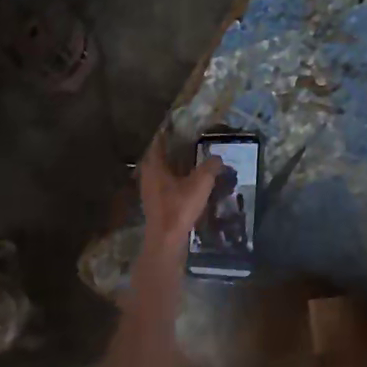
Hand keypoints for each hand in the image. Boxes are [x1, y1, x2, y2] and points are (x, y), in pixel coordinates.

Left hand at [138, 131, 221, 260]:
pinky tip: (188, 185)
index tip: (180, 126)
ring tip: (192, 163)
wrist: (166, 240)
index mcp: (154, 165)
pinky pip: (164, 186)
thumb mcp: (200, 184)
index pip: (159, 141)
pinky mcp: (155, 205)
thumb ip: (211, 167)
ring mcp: (149, 191)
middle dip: (173, 150)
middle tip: (189, 143)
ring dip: (174, 167)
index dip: (168, 132)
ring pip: (162, 172)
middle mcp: (148, 175)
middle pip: (159, 157)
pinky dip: (175, 182)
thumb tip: (218, 158)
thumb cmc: (179, 208)